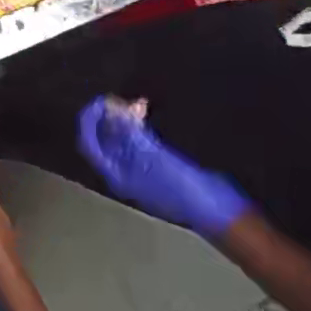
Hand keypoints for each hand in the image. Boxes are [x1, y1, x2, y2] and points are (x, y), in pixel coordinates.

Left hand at [76, 98, 250, 238]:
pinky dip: (140, 127)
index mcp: (114, 174)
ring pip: (123, 139)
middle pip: (104, 140)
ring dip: (125, 120)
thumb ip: (130, 134)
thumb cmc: (183, 187)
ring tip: (137, 102)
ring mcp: (141, 169)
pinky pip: (141, 141)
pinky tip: (147, 113)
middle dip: (108, 118)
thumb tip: (112, 110)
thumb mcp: (153, 158)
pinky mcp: (160, 165)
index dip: (90, 120)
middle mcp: (122, 171)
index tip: (101, 100)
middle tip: (120, 99)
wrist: (221, 211)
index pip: (89, 143)